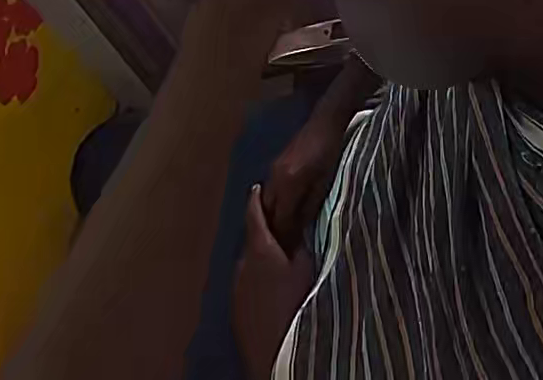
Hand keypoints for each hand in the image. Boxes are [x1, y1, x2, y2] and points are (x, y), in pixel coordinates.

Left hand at [233, 184, 315, 376]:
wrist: (273, 354)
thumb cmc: (294, 304)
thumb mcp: (306, 267)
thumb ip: (300, 244)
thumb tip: (298, 230)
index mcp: (259, 248)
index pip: (255, 214)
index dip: (256, 199)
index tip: (257, 187)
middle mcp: (243, 263)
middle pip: (252, 238)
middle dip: (263, 231)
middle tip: (278, 225)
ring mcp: (236, 288)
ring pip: (249, 261)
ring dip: (260, 255)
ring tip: (277, 256)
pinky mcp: (236, 309)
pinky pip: (246, 281)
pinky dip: (256, 275)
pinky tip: (269, 284)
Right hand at [262, 114, 343, 251]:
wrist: (325, 121)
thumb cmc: (330, 152)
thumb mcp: (324, 183)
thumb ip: (309, 208)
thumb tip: (298, 231)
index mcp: (288, 184)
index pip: (278, 221)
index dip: (281, 240)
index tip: (285, 257)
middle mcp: (275, 178)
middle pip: (266, 213)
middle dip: (270, 232)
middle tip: (278, 251)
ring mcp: (273, 169)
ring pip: (264, 202)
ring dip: (269, 219)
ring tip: (277, 235)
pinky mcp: (275, 164)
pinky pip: (268, 191)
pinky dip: (271, 205)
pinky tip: (280, 213)